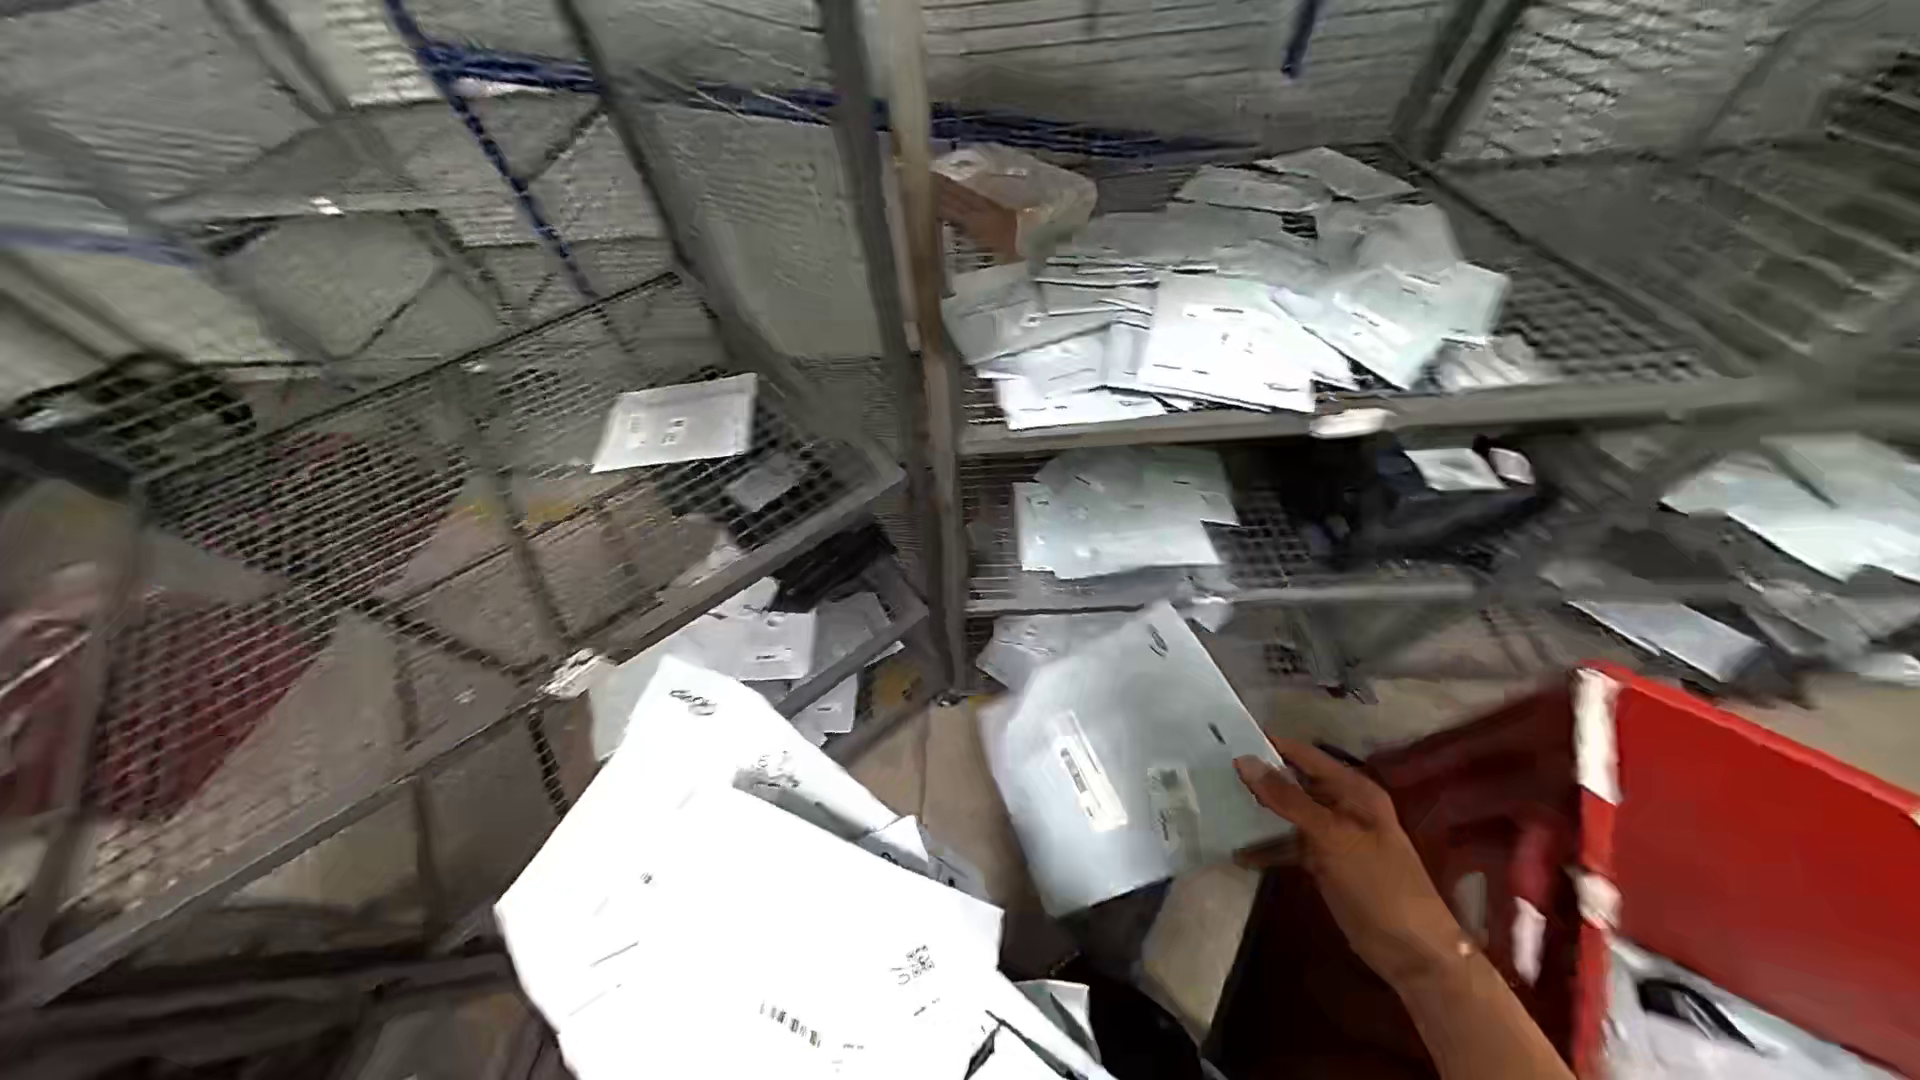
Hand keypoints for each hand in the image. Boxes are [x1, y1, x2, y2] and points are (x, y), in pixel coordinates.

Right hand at [1235, 738, 1467, 987]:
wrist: (1414, 953)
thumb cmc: (1379, 883)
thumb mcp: (1331, 836)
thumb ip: (1287, 798)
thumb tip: (1243, 760)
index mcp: (1351, 789)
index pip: (1302, 754)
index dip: (1267, 745)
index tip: (1224, 739)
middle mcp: (1339, 804)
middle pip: (1291, 781)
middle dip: (1256, 778)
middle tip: (1210, 770)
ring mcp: (1330, 834)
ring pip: (1285, 813)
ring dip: (1256, 812)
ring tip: (1213, 803)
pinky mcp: (1321, 861)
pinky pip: (1285, 844)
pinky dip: (1264, 846)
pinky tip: (1235, 850)